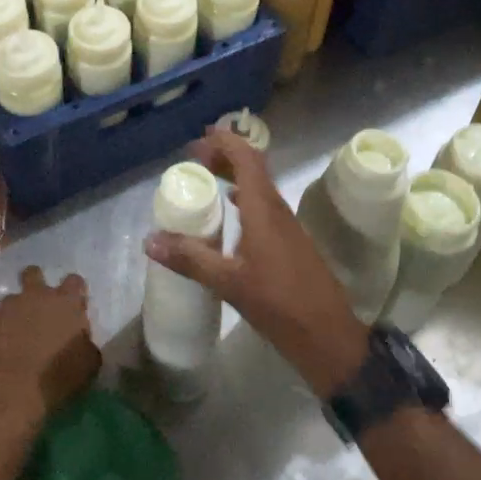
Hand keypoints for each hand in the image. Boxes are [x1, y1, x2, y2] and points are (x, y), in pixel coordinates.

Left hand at [0, 266, 101, 421]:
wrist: (14, 388)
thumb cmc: (59, 375)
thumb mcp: (89, 362)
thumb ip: (86, 340)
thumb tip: (81, 336)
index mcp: (66, 301)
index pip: (75, 281)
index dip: (75, 292)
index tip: (74, 306)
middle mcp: (36, 295)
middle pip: (34, 273)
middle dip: (36, 283)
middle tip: (38, 305)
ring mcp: (8, 305)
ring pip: (11, 298)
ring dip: (16, 311)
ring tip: (15, 333)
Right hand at [145, 128, 368, 397]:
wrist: (329, 337)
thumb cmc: (280, 304)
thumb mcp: (229, 282)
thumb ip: (190, 259)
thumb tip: (151, 240)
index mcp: (263, 209)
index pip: (246, 157)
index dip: (224, 142)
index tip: (197, 142)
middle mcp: (277, 210)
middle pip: (253, 167)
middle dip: (225, 156)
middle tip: (194, 160)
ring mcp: (287, 227)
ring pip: (259, 187)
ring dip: (234, 177)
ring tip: (206, 183)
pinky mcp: (290, 244)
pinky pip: (263, 207)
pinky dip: (243, 199)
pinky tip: (229, 218)